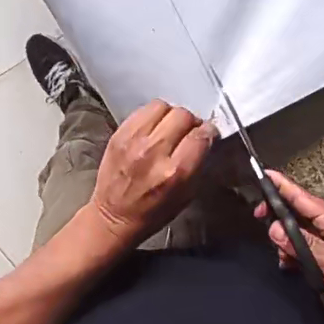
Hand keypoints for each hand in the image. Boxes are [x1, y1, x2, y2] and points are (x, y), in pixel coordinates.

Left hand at [85, 99, 215, 248]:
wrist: (114, 217)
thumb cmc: (152, 213)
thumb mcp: (186, 195)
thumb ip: (198, 164)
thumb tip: (206, 139)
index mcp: (175, 172)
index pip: (201, 135)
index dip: (208, 133)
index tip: (207, 135)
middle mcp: (154, 152)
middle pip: (183, 116)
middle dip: (190, 123)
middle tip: (188, 133)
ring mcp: (133, 141)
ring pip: (162, 107)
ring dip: (170, 116)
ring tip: (169, 129)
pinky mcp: (119, 135)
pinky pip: (142, 111)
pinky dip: (152, 116)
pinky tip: (153, 130)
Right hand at [255, 171, 323, 323]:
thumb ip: (304, 245)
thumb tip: (277, 229)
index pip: (304, 199)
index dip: (283, 187)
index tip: (265, 175)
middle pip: (295, 212)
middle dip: (277, 216)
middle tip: (260, 218)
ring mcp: (322, 243)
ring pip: (291, 231)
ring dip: (282, 241)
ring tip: (285, 257)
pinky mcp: (317, 257)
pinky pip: (294, 247)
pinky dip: (287, 254)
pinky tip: (288, 264)